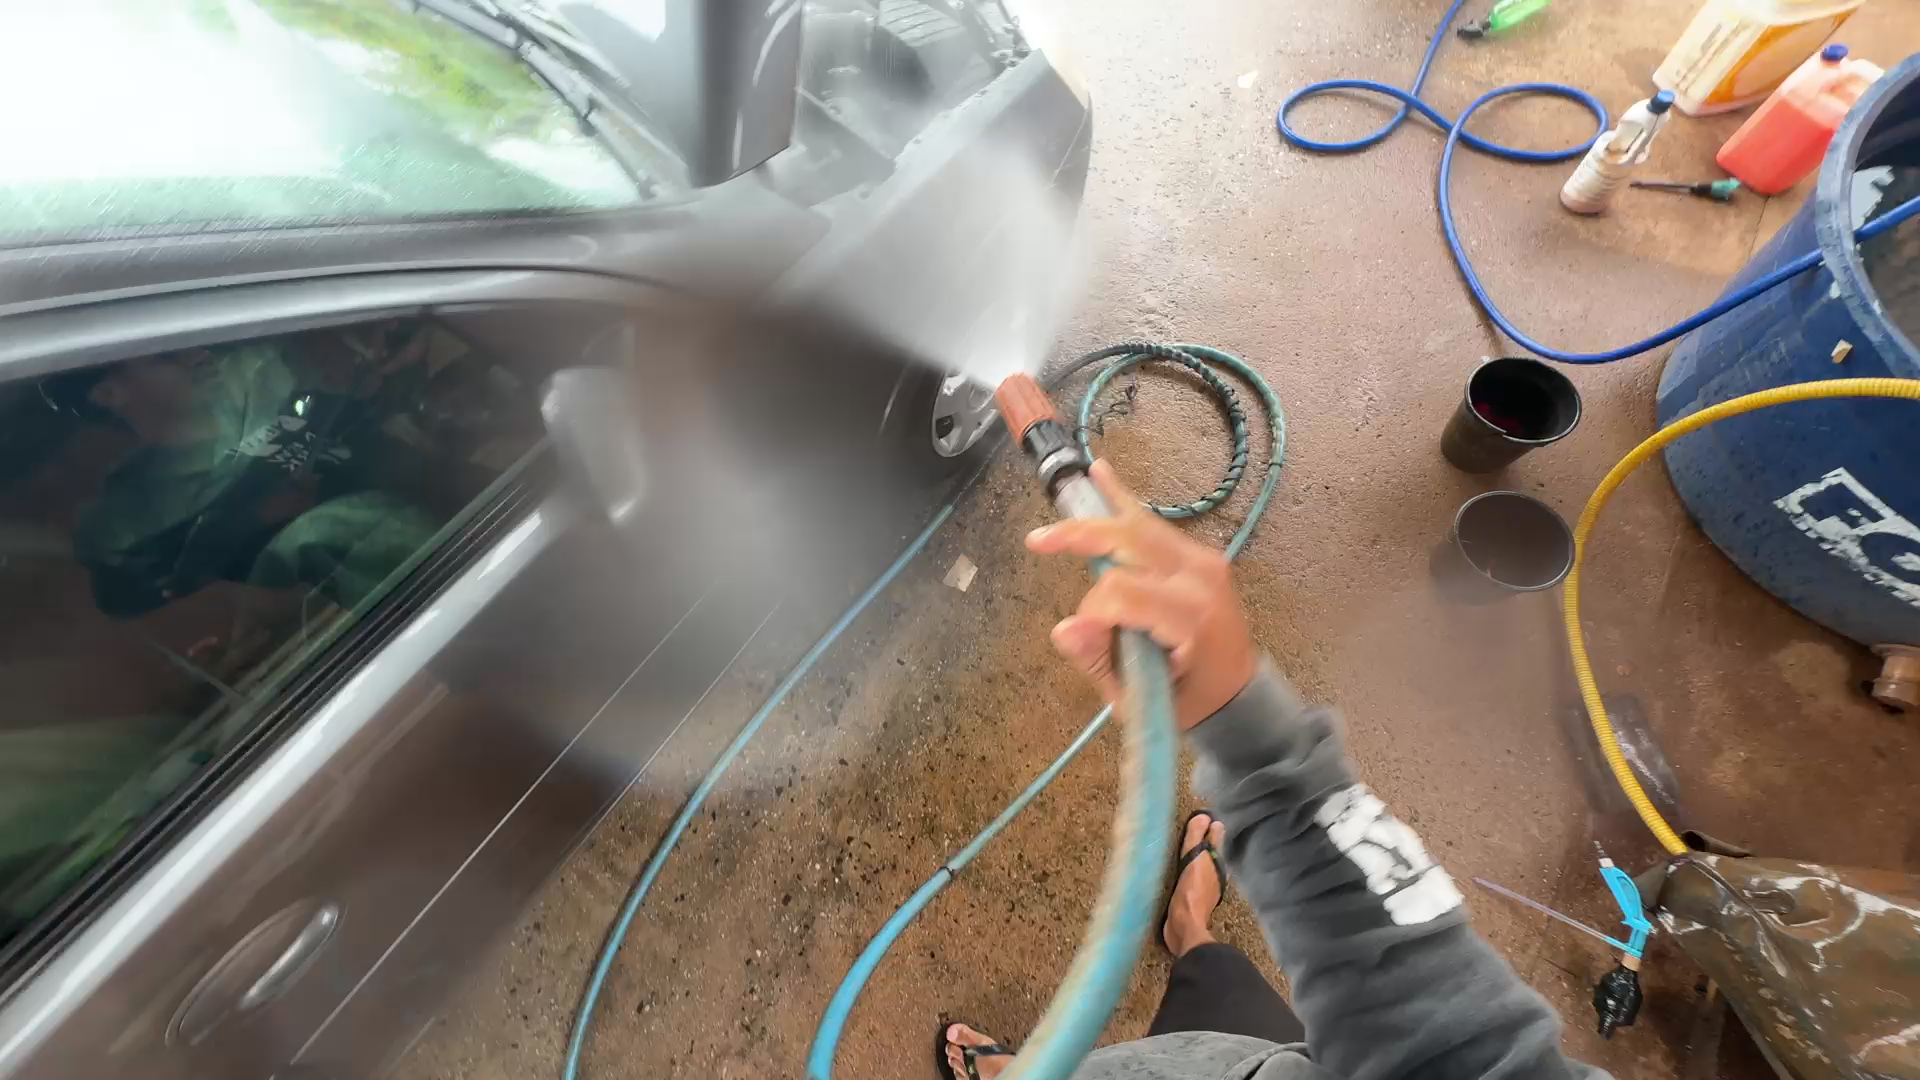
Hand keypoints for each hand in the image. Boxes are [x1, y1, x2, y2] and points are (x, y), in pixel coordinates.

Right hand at [1025, 460, 1257, 729]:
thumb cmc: (1187, 699)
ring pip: (1139, 525)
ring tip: (1071, 487)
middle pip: (1129, 542)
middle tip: (1038, 541)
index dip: (1092, 609)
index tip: (1083, 633)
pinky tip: (1101, 473)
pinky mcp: (1197, 553)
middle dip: (1081, 538)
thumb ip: (1099, 660)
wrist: (1237, 690)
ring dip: (1099, 513)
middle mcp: (1200, 579)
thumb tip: (1063, 628)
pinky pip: (1153, 524)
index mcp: (1190, 618)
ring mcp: (1203, 560)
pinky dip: (1122, 502)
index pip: (1122, 592)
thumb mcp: (1139, 696)